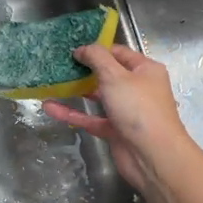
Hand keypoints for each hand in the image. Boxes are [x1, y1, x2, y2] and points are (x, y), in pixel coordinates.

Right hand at [43, 44, 189, 191]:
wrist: (152, 154)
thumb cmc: (138, 108)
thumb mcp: (115, 75)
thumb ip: (96, 58)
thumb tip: (81, 48)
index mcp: (145, 70)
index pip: (118, 53)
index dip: (96, 49)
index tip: (71, 49)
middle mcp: (137, 88)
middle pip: (107, 74)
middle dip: (83, 70)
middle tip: (58, 64)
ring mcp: (125, 110)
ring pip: (97, 97)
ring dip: (75, 91)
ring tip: (51, 84)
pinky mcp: (114, 129)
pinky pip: (90, 118)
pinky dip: (71, 113)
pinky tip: (49, 107)